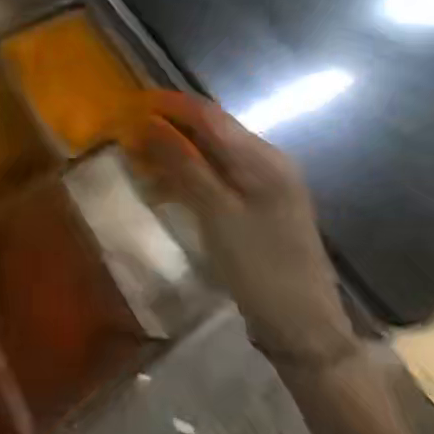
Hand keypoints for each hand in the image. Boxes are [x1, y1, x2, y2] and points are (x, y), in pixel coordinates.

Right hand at [136, 91, 357, 365]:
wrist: (304, 329)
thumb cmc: (259, 266)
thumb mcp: (215, 212)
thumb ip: (183, 163)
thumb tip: (149, 122)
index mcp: (261, 157)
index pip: (208, 114)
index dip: (169, 105)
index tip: (132, 104)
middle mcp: (267, 161)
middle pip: (210, 132)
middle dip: (169, 130)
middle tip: (130, 137)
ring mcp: (265, 185)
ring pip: (211, 155)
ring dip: (176, 154)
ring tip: (140, 163)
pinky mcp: (259, 207)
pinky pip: (218, 177)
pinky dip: (190, 177)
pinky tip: (165, 189)